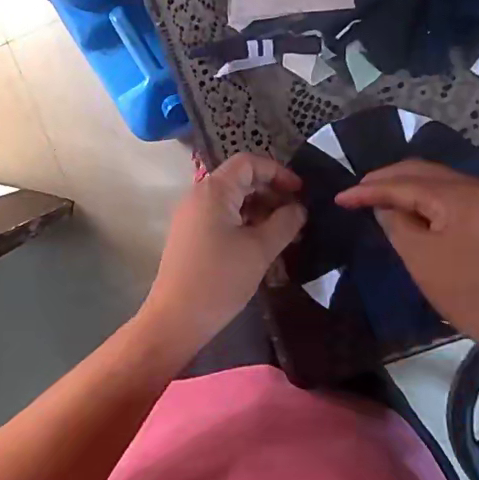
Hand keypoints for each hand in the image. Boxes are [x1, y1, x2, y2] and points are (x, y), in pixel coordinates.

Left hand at [138, 154, 306, 355]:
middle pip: (239, 180)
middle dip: (272, 192)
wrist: (176, 317)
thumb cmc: (220, 279)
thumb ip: (285, 223)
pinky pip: (222, 217)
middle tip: (299, 215)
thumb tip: (299, 208)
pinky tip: (265, 243)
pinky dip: (245, 223)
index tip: (302, 192)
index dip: (278, 171)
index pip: (247, 162)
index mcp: (212, 191)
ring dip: (260, 210)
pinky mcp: (190, 235)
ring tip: (288, 232)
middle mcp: (197, 196)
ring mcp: (191, 216)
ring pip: (232, 200)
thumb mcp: (260, 249)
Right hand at [335, 160, 478, 355]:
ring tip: (374, 199)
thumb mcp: (419, 257)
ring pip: (437, 181)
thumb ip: (395, 223)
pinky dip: (423, 197)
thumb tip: (384, 206)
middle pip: (423, 171)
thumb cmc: (468, 292)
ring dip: (404, 186)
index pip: (404, 184)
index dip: (368, 190)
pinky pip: (450, 195)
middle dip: (385, 179)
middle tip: (354, 194)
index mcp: (462, 196)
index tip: (339, 198)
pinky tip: (406, 208)